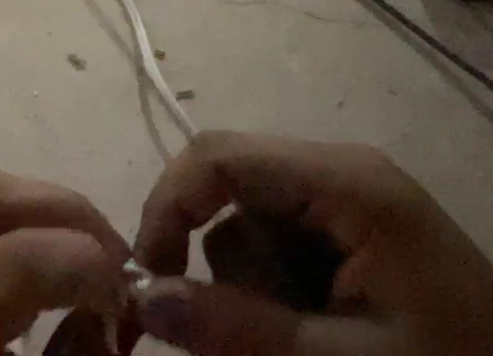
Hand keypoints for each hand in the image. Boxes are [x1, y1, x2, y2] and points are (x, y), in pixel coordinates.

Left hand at [0, 165, 132, 355]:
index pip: (16, 261)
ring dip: (46, 207)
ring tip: (89, 252)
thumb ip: (75, 353)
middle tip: (117, 258)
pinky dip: (20, 215)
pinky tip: (49, 252)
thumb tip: (118, 309)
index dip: (85, 264)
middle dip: (69, 212)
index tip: (125, 292)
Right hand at [132, 133, 492, 355]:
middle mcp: (338, 175)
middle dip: (222, 272)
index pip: (218, 156)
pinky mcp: (353, 237)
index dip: (168, 205)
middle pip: (229, 195)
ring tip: (306, 351)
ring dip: (253, 297)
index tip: (147, 280)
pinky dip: (276, 300)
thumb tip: (140, 297)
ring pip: (248, 231)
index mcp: (343, 181)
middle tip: (239, 347)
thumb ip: (239, 328)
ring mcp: (346, 205)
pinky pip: (279, 252)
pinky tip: (316, 340)